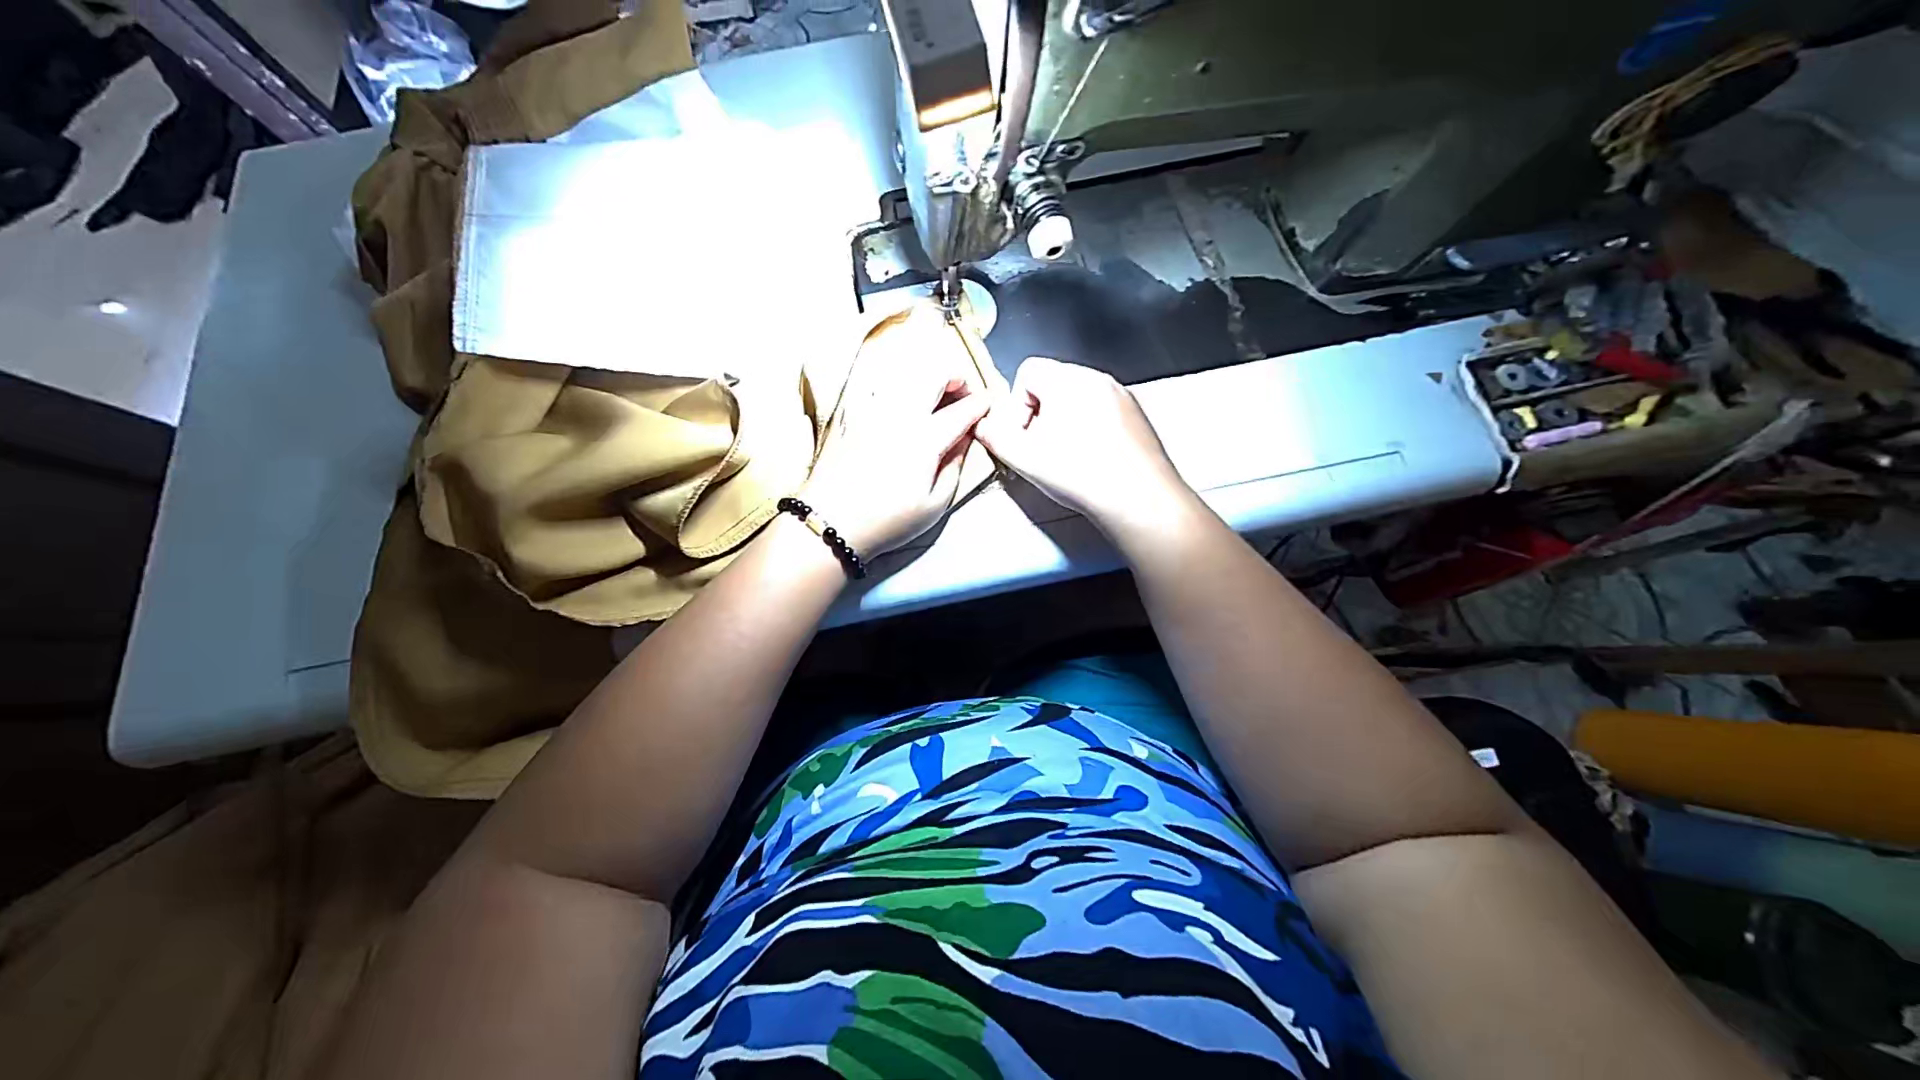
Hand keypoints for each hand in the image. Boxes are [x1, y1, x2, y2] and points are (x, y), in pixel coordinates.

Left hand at [798, 305, 991, 557]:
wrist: (829, 521)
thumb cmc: (885, 522)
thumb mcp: (934, 504)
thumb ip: (955, 464)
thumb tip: (965, 438)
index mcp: (924, 439)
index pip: (962, 408)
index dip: (980, 403)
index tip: (987, 405)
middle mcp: (898, 414)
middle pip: (934, 372)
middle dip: (956, 377)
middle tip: (963, 395)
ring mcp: (871, 408)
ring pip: (907, 370)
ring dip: (928, 376)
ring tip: (935, 396)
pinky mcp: (851, 411)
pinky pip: (881, 381)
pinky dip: (900, 382)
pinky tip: (903, 402)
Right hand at [974, 356, 1195, 538]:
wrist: (1140, 499)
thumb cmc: (1082, 475)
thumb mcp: (1023, 458)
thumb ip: (994, 436)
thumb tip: (983, 426)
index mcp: (1067, 380)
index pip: (1028, 372)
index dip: (1017, 404)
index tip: (1025, 434)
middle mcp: (1097, 379)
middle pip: (1053, 384)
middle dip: (1041, 414)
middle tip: (1043, 449)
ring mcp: (1122, 395)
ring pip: (1078, 398)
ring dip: (1065, 422)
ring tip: (1069, 458)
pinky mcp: (1137, 415)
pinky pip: (1102, 411)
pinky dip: (1091, 429)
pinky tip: (1093, 459)